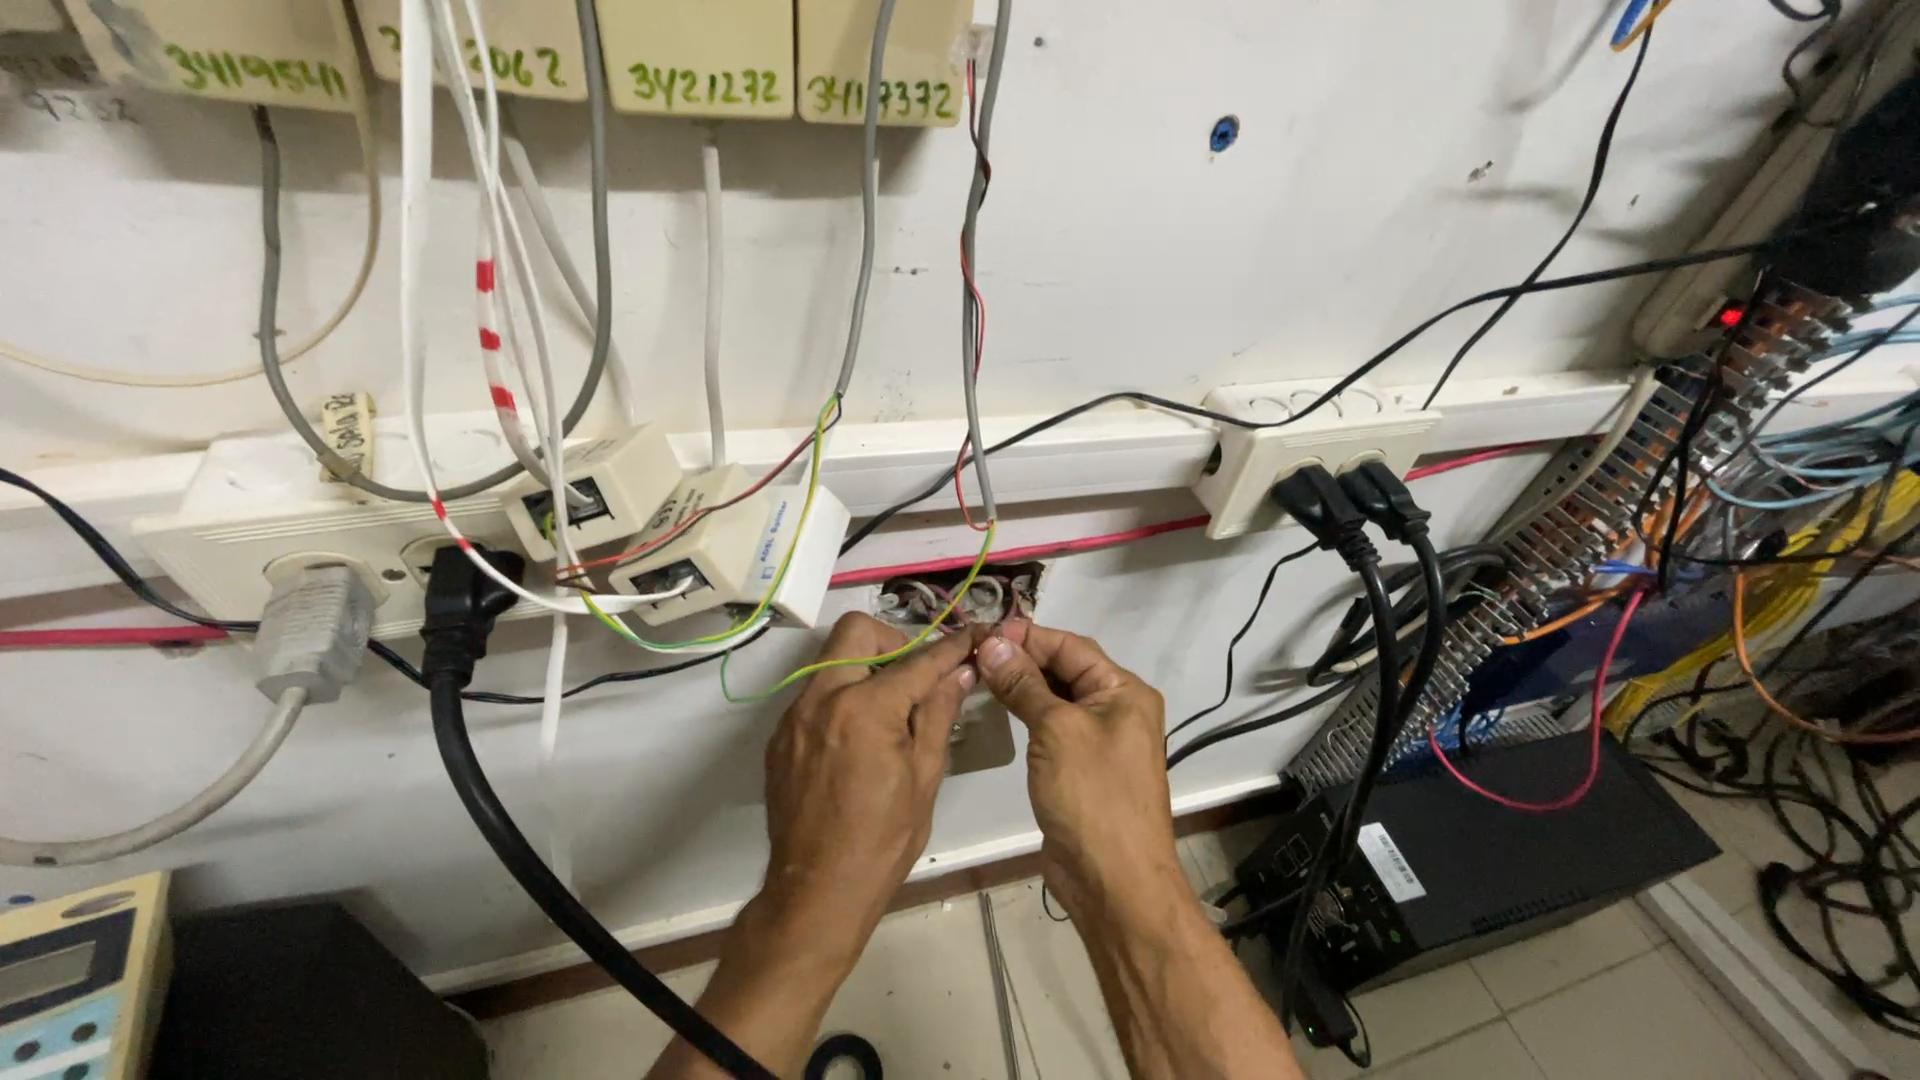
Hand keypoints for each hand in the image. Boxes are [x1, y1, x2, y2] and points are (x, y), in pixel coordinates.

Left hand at [756, 612, 978, 957]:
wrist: (817, 890)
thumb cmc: (884, 839)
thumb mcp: (925, 775)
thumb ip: (939, 713)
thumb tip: (960, 670)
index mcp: (865, 708)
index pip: (917, 661)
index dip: (950, 647)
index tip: (971, 637)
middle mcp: (821, 697)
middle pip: (857, 631)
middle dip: (892, 640)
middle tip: (914, 675)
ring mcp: (794, 715)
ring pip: (831, 660)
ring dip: (865, 667)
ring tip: (889, 709)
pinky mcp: (781, 735)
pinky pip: (815, 693)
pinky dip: (842, 697)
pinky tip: (859, 737)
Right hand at [974, 620, 1186, 918]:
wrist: (1113, 881)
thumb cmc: (1092, 795)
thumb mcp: (1056, 730)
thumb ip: (1024, 684)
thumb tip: (992, 643)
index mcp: (1124, 691)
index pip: (1071, 646)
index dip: (1028, 635)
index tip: (983, 632)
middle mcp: (1116, 708)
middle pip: (1064, 668)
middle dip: (1021, 657)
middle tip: (973, 652)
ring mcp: (1098, 740)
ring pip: (1055, 697)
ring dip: (1020, 684)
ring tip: (977, 672)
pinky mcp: (1079, 766)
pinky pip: (1050, 726)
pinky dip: (1025, 712)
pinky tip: (997, 706)